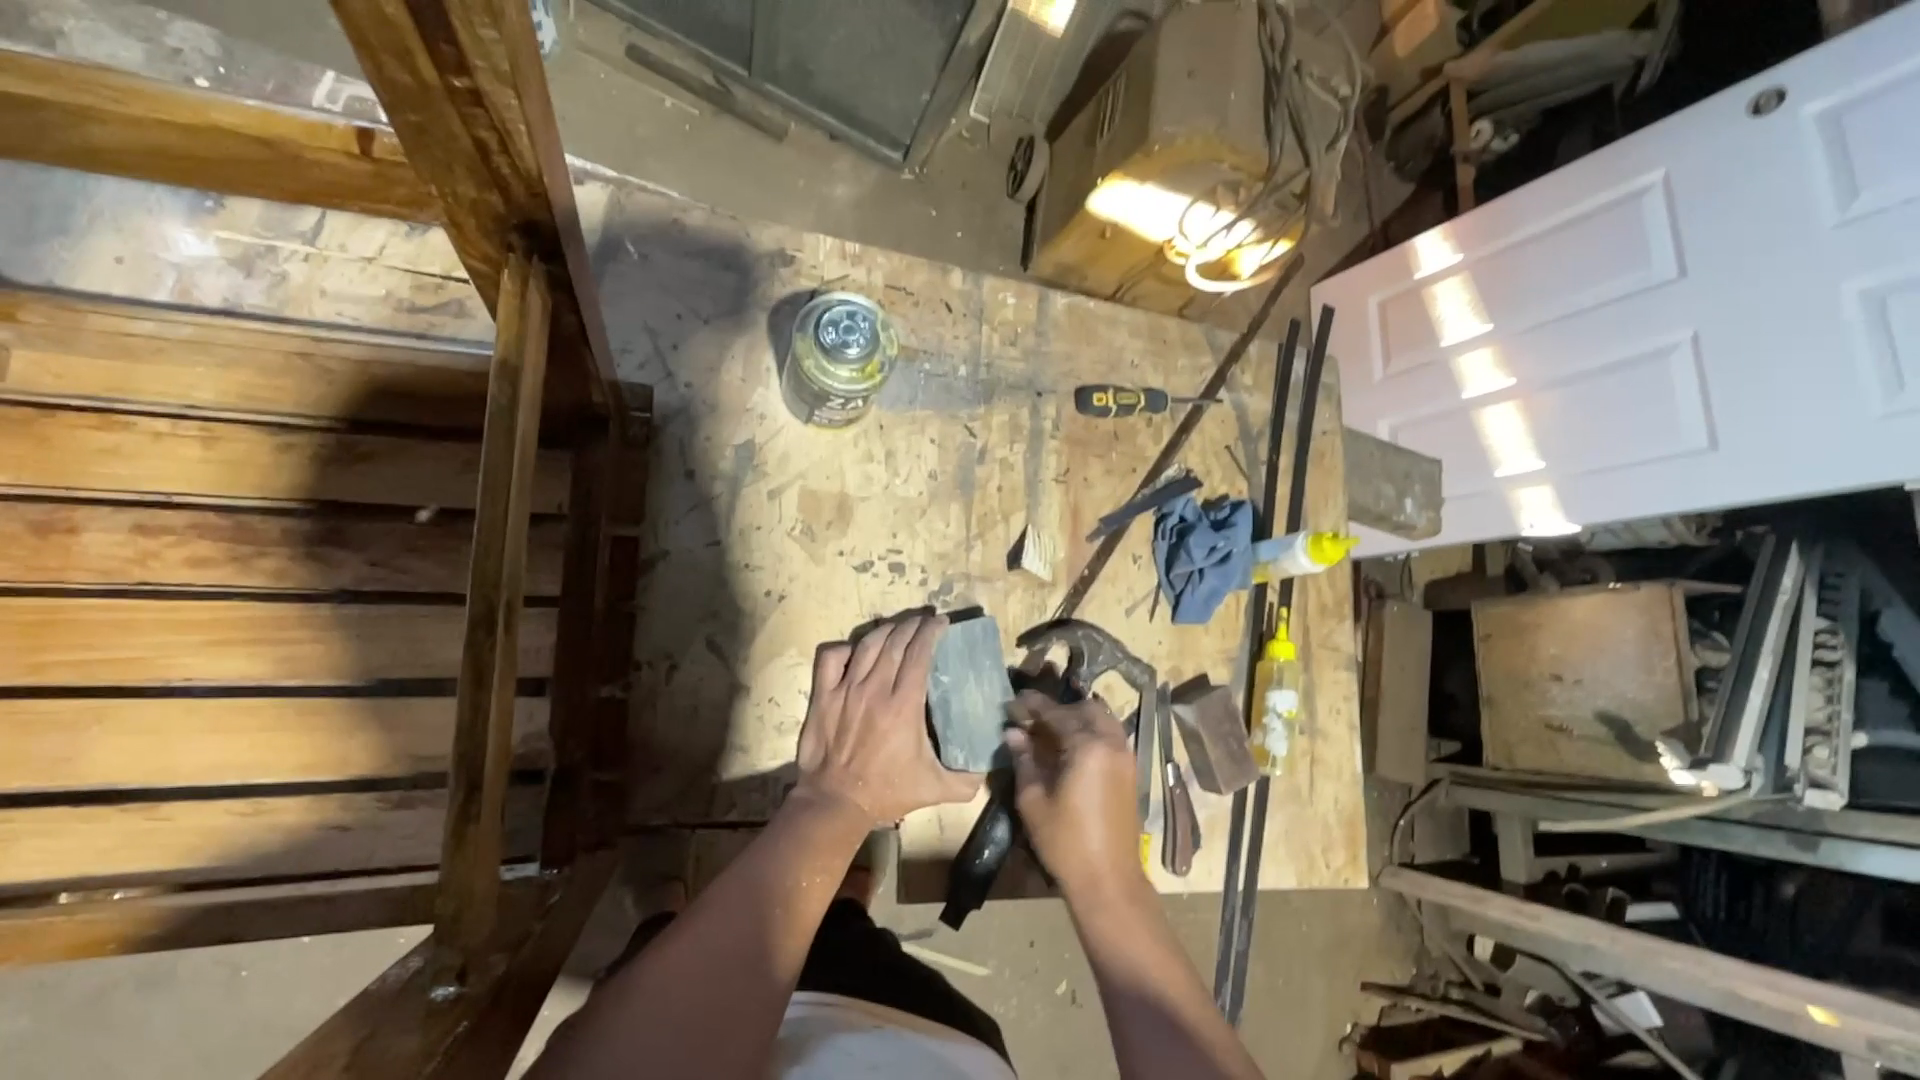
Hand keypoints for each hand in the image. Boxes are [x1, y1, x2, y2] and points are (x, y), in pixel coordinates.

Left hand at [794, 613, 982, 826]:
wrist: (835, 802)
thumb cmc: (886, 792)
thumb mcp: (934, 789)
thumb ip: (967, 780)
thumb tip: (989, 768)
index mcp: (903, 705)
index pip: (919, 653)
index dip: (931, 632)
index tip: (941, 623)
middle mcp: (875, 689)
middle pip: (895, 642)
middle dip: (912, 625)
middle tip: (923, 621)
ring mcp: (845, 689)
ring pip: (867, 644)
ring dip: (885, 630)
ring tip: (897, 627)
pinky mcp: (823, 696)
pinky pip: (831, 657)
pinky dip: (845, 647)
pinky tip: (856, 649)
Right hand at [1003, 691, 1144, 900]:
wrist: (1109, 880)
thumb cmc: (1066, 842)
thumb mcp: (1034, 801)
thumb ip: (1024, 761)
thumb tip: (1013, 733)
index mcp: (1088, 747)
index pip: (1057, 713)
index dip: (1032, 706)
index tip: (1011, 703)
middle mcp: (1112, 744)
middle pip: (1085, 709)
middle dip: (1058, 709)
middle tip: (1031, 719)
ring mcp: (1126, 757)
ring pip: (1102, 721)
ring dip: (1077, 719)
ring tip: (1049, 732)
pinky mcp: (1130, 772)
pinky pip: (1110, 738)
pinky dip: (1090, 733)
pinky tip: (1069, 749)